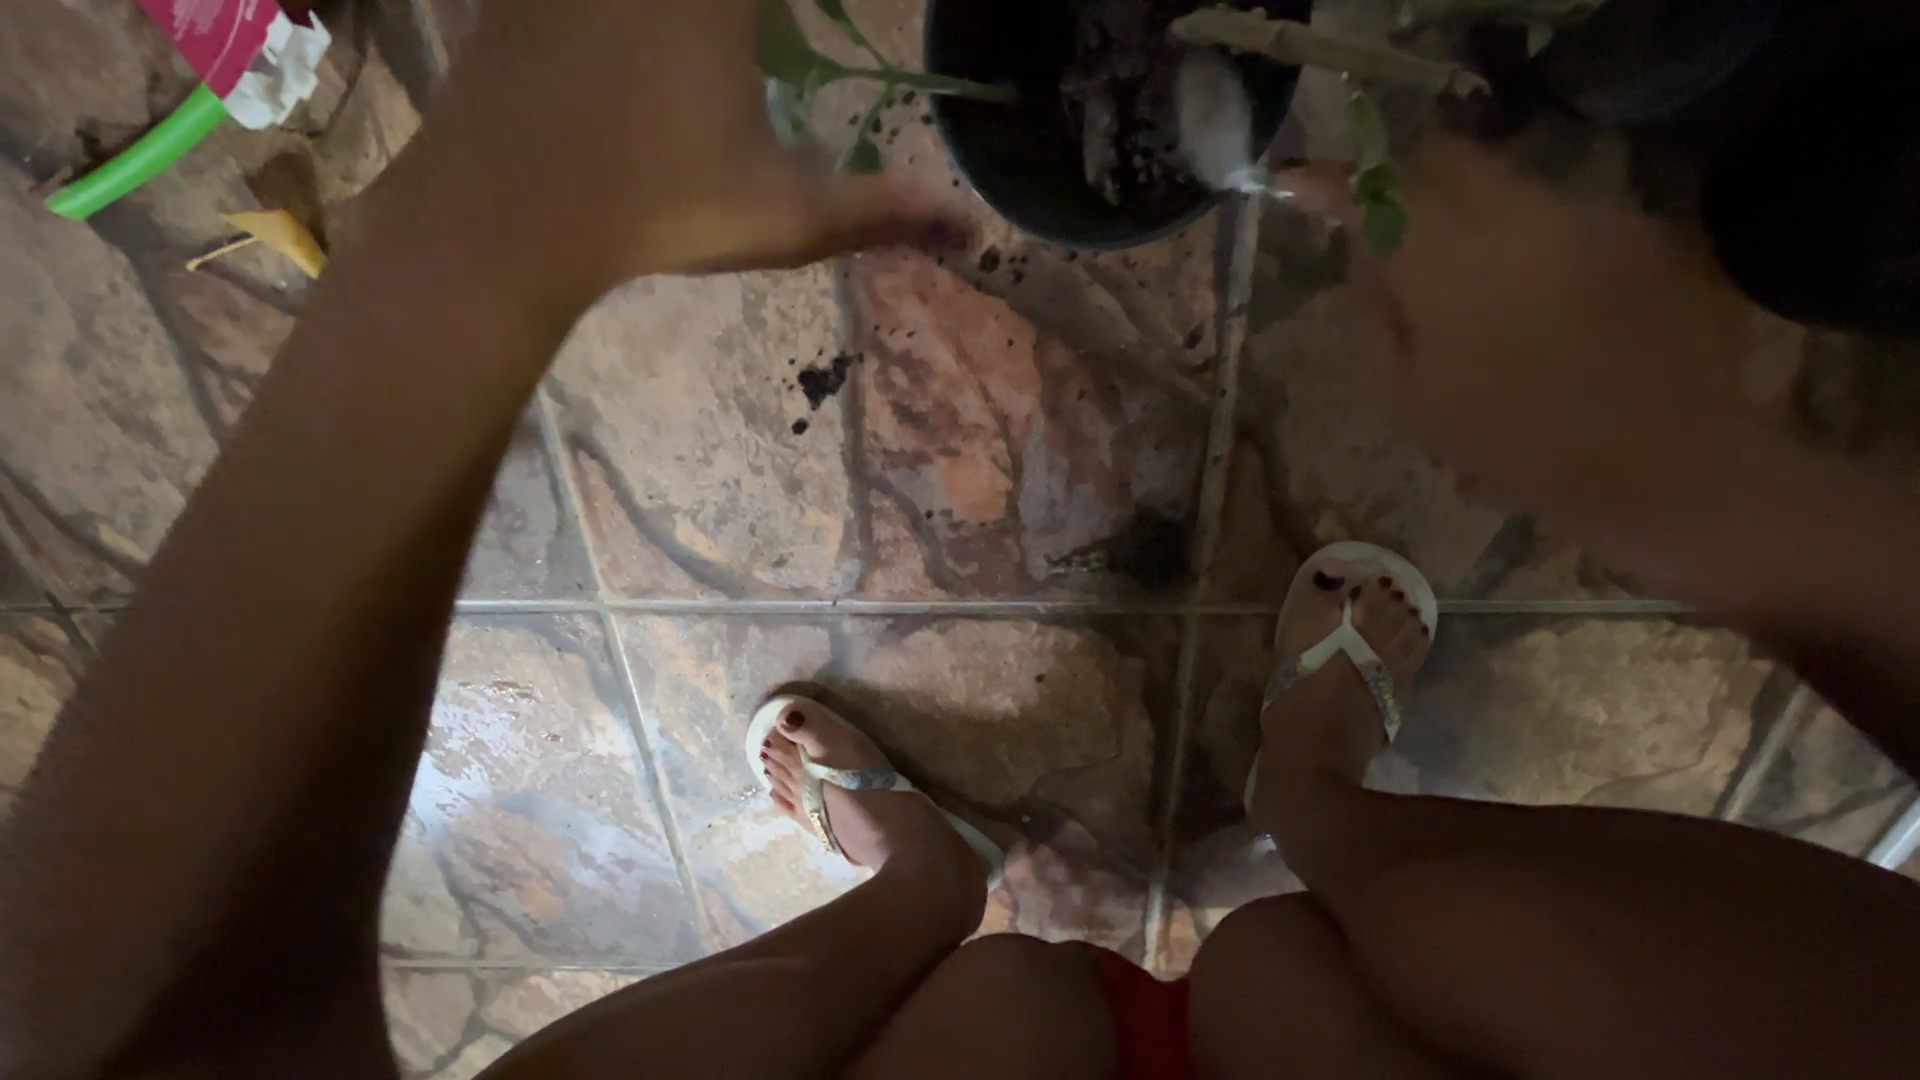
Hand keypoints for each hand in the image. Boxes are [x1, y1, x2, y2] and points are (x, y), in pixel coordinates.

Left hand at [372, 0, 962, 302]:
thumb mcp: (786, 220)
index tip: (848, 23)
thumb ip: (882, 214)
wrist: (511, 210)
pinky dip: (647, 20)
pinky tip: (648, 44)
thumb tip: (971, 230)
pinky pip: (623, 1)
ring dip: (726, 19)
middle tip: (783, 41)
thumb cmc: (661, 211)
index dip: (843, 3)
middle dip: (775, 16)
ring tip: (744, 48)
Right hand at [1278, 139, 1777, 555]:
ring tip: (1455, 280)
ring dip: (1459, 215)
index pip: (1376, 195)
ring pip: (1497, 184)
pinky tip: (1522, 298)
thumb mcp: (1405, 395)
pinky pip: (1547, 213)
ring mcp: (1584, 215)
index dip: (1331, 185)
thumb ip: (1374, 314)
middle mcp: (1520, 216)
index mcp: (1452, 264)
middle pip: (1443, 159)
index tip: (1297, 185)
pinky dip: (1514, 239)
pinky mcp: (1631, 229)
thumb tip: (1366, 260)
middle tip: (1380, 234)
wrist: (1659, 462)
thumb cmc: (1509, 443)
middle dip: (1401, 186)